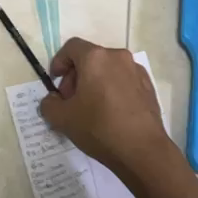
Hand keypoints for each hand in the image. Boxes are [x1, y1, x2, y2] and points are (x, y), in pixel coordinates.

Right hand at [38, 38, 173, 175]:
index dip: (59, 62)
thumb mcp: (63, 119)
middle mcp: (118, 57)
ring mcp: (137, 71)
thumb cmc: (99, 127)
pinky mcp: (148, 86)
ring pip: (108, 70)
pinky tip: (110, 113)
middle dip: (76, 76)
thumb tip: (53, 100)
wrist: (142, 149)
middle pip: (90, 58)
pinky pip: (123, 81)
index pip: (71, 47)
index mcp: (96, 58)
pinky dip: (112, 90)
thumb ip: (49, 104)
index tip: (55, 82)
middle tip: (70, 101)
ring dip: (94, 83)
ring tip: (89, 109)